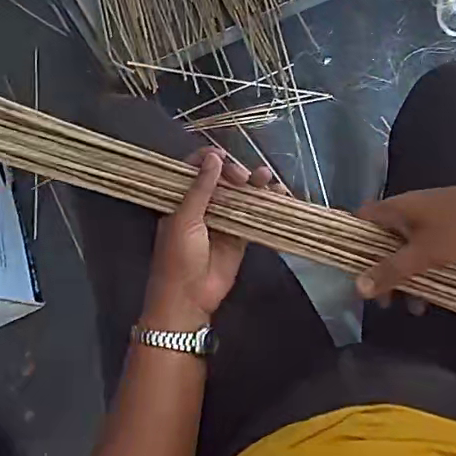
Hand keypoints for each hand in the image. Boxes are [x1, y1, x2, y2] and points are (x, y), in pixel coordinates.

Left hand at [139, 147, 285, 331]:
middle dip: (234, 172)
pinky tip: (277, 193)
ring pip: (240, 194)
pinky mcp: (240, 236)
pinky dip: (266, 203)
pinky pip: (254, 215)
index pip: (194, 169)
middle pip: (221, 179)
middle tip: (241, 177)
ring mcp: (223, 220)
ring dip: (253, 183)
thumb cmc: (177, 257)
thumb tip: (215, 157)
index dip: (209, 160)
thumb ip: (201, 188)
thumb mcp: (185, 219)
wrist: (188, 298)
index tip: (222, 157)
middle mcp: (203, 206)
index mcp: (181, 199)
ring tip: (265, 176)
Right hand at [355, 183, 455, 300]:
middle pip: (383, 240)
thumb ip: (390, 271)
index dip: (352, 241)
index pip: (361, 219)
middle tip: (385, 300)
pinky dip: (425, 269)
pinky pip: (426, 249)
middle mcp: (408, 209)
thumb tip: (357, 287)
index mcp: (396, 209)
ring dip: (406, 276)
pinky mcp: (449, 225)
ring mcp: (430, 216)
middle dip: (383, 271)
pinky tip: (434, 294)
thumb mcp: (421, 255)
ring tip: (413, 306)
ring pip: (407, 248)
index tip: (352, 268)